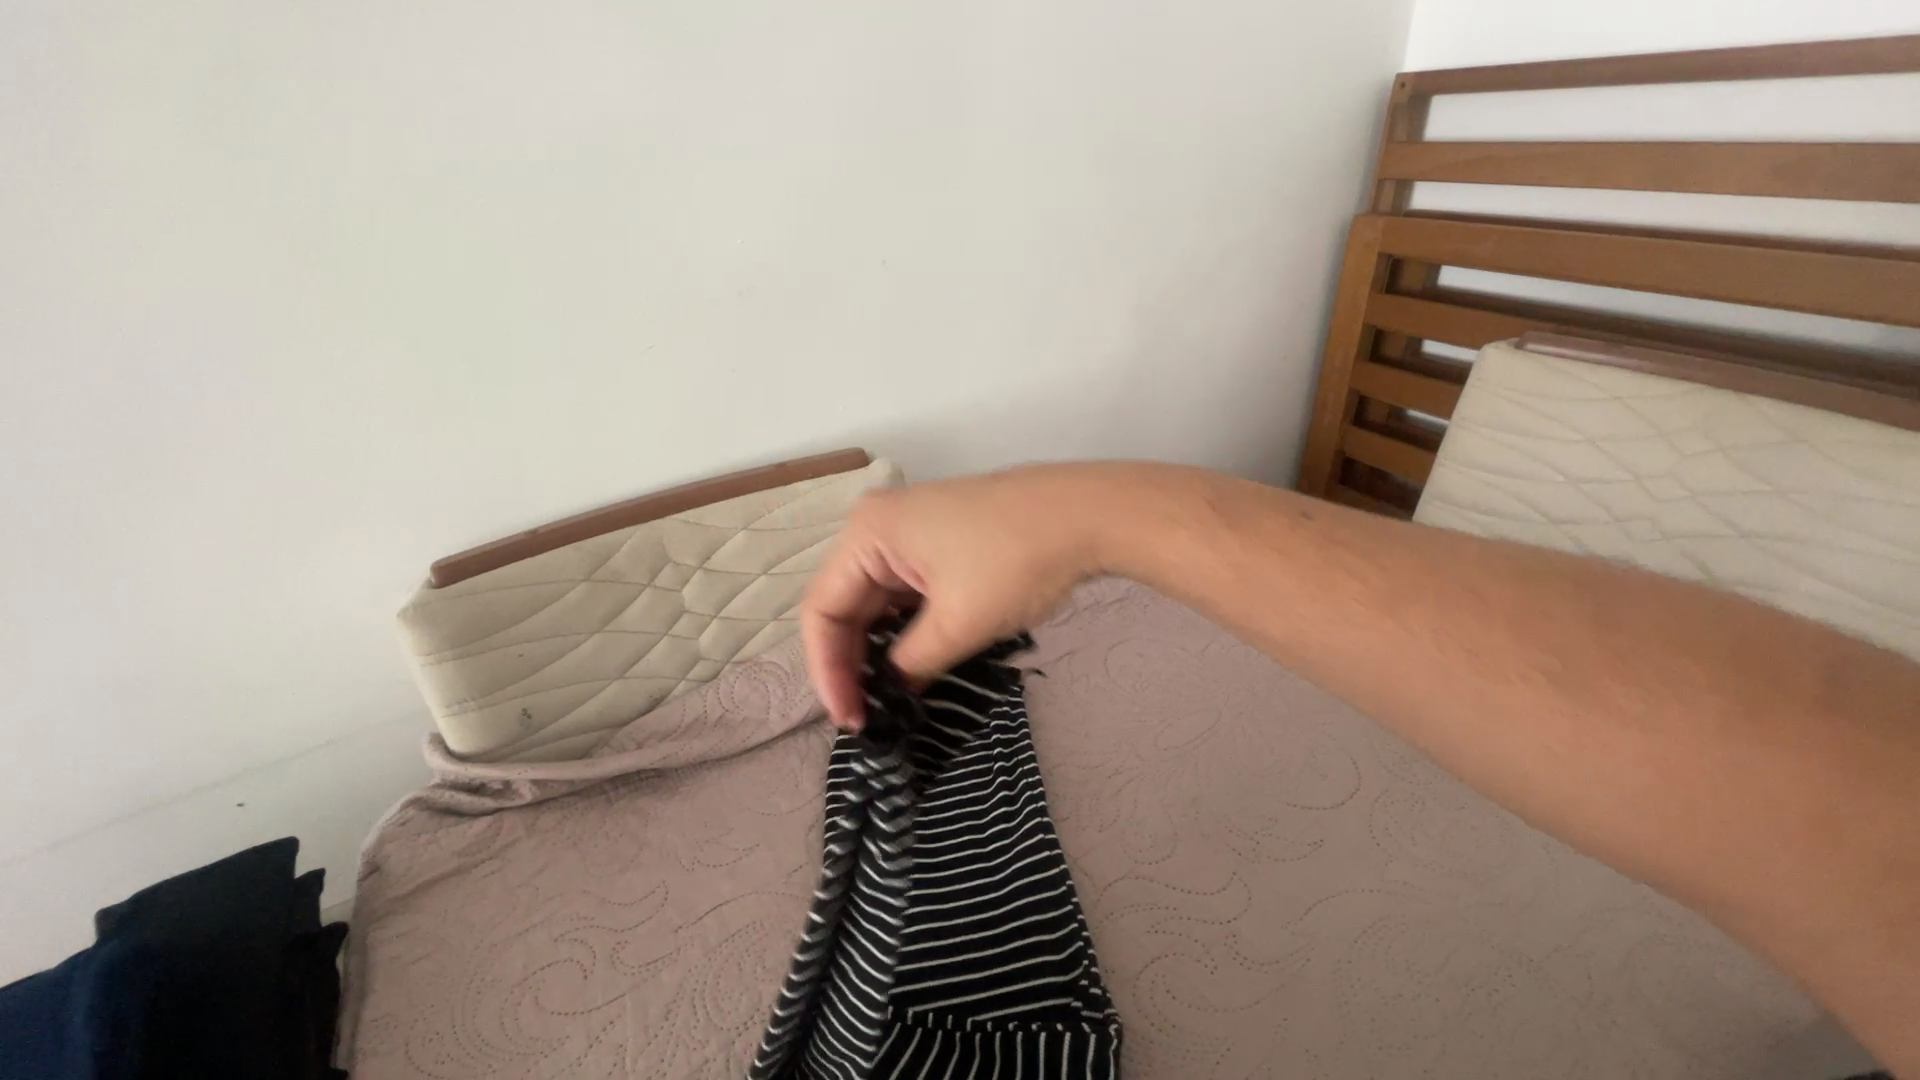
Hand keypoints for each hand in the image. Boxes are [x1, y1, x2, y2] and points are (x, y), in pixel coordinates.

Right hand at [801, 466, 1105, 729]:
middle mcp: (877, 526)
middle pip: (844, 605)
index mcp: (868, 533)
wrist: (1088, 515)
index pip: (822, 609)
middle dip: (852, 664)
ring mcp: (908, 532)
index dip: (827, 671)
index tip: (851, 720)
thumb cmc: (1017, 561)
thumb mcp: (958, 624)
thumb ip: (910, 664)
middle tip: (868, 717)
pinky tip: (913, 666)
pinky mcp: (937, 543)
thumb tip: (892, 692)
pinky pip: (904, 594)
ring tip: (887, 701)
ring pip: (875, 603)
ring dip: (878, 650)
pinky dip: (904, 631)